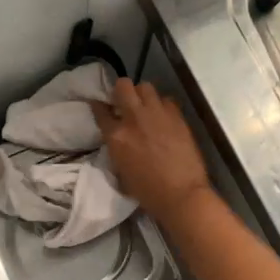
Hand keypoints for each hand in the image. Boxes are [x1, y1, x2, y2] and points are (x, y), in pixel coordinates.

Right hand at [93, 78, 212, 224]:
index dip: (99, 105)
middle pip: (123, 86)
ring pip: (145, 87)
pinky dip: (162, 105)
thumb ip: (117, 150)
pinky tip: (163, 117)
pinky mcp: (177, 115)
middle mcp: (134, 118)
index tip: (100, 105)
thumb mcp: (121, 172)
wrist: (181, 194)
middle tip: (124, 101)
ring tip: (144, 106)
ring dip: (142, 95)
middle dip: (121, 90)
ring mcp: (157, 114)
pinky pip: (166, 100)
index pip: (100, 110)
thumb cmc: (147, 192)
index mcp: (116, 136)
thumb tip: (119, 140)